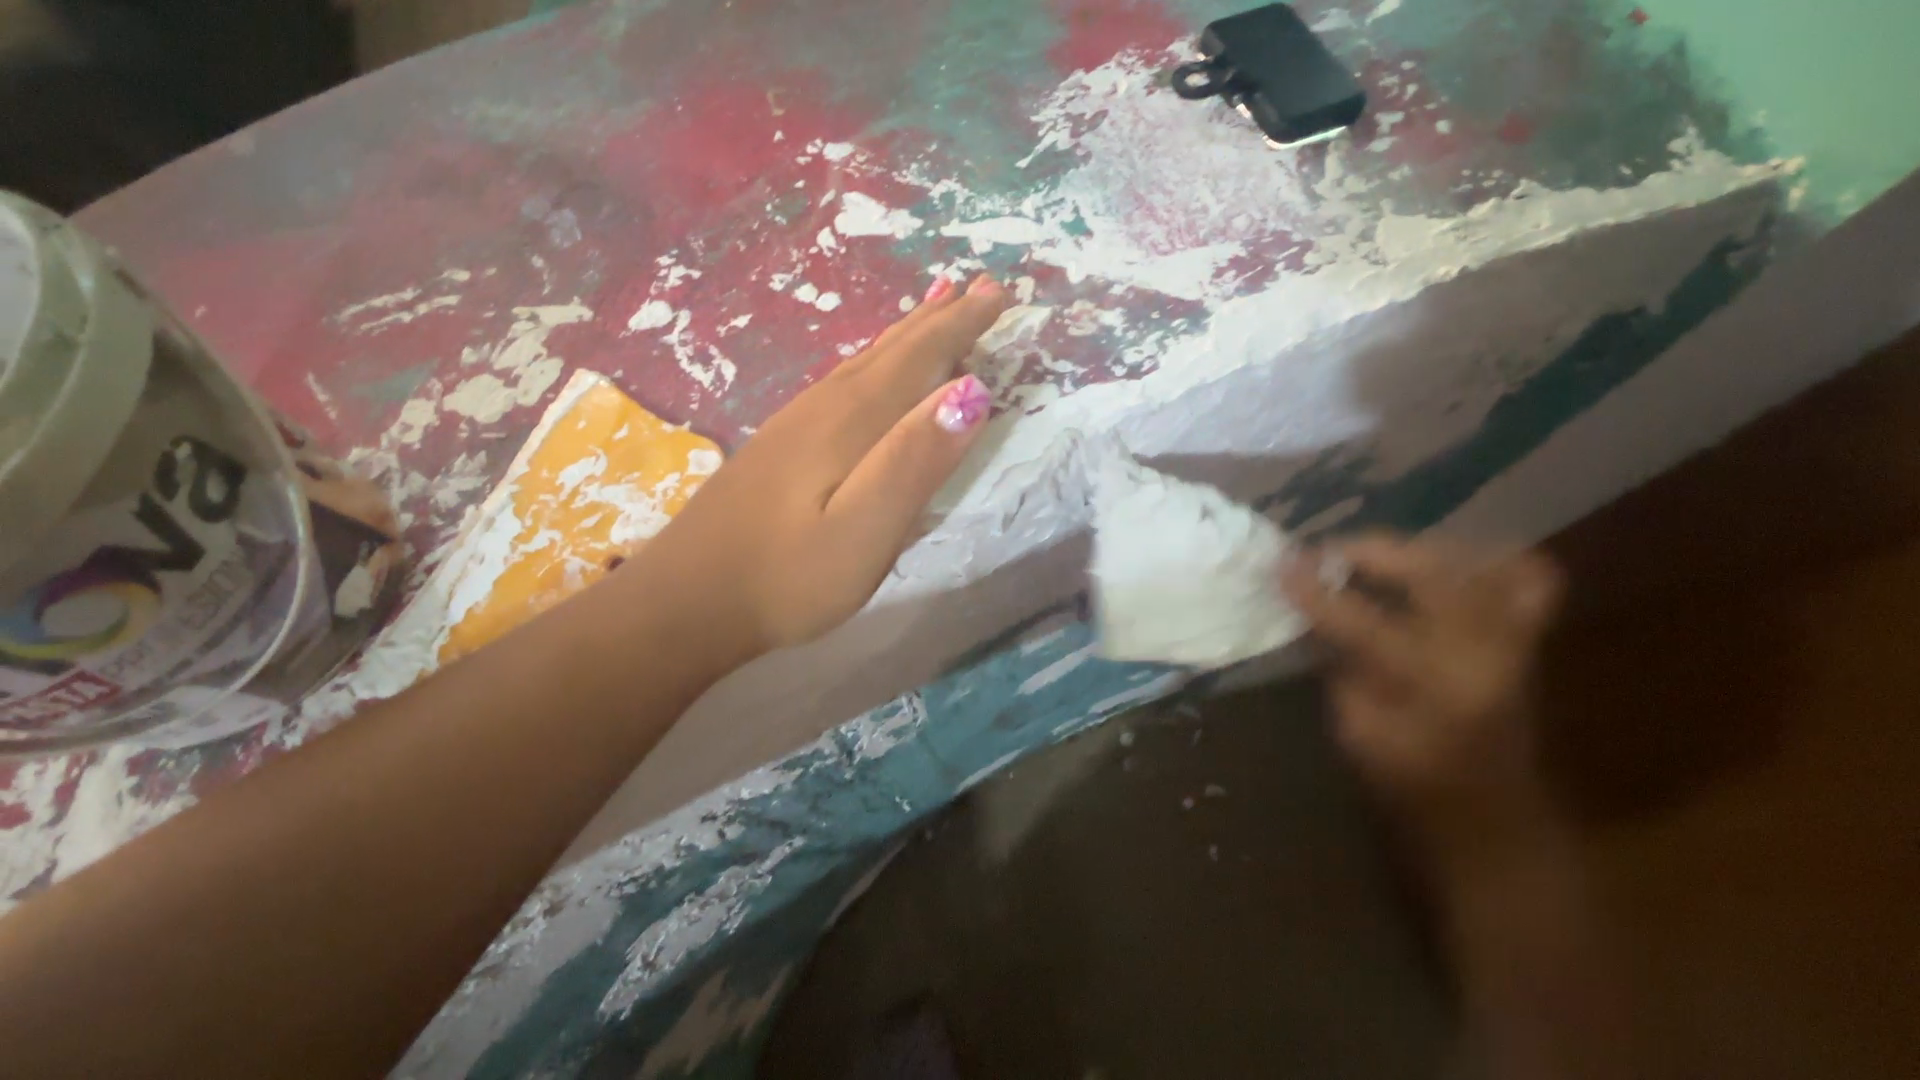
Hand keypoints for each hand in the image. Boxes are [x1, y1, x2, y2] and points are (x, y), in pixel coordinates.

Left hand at [627, 274, 1008, 656]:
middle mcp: (824, 406)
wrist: (686, 600)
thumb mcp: (863, 532)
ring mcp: (796, 423)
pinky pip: (844, 382)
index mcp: (851, 420)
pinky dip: (873, 362)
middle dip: (939, 318)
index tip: (1000, 291)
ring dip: (906, 334)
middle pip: (891, 350)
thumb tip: (972, 392)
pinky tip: (871, 371)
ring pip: (864, 361)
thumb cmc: (786, 577)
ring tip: (935, 306)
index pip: (919, 357)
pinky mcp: (780, 445)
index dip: (962, 325)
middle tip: (978, 284)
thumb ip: (914, 461)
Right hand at [1282, 535, 1563, 845]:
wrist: (1492, 816)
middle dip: (1370, 552)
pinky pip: (1526, 578)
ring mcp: (1515, 641)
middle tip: (1325, 552)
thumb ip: (1341, 668)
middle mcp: (1485, 654)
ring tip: (1372, 556)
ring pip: (1474, 564)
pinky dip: (1489, 560)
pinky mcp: (1529, 639)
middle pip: (1431, 574)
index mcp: (1436, 689)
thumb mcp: (1358, 734)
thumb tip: (1317, 614)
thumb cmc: (1412, 785)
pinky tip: (1447, 563)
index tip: (1281, 565)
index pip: (1366, 625)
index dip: (1319, 593)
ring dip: (1415, 551)